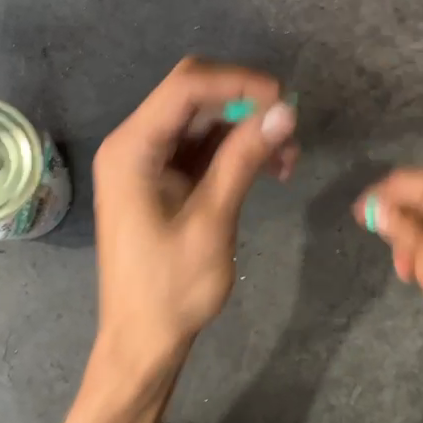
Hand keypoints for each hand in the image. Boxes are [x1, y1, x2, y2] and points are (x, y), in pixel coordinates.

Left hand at [92, 58, 297, 371]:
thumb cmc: (171, 288)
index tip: (286, 102)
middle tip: (291, 129)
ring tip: (289, 159)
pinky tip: (272, 169)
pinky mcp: (163, 179)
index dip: (239, 83)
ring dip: (247, 129)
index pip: (186, 86)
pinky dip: (237, 151)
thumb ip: (244, 160)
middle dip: (246, 104)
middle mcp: (134, 144)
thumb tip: (285, 112)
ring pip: (205, 121)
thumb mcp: (212, 221)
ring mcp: (148, 161)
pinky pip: (203, 148)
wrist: (143, 340)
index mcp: (131, 149)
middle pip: (194, 96)